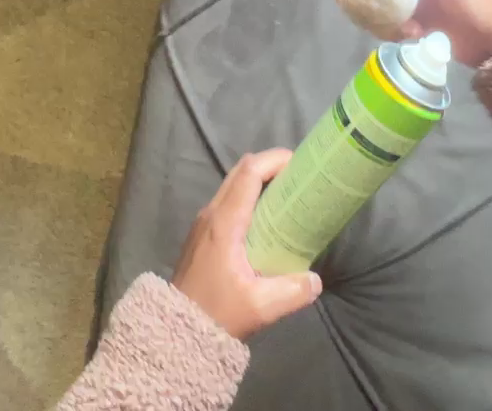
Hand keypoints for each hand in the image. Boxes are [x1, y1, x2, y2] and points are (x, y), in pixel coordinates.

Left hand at [171, 149, 322, 339]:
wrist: (175, 330)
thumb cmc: (217, 314)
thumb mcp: (259, 307)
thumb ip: (292, 292)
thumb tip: (316, 280)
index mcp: (225, 222)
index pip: (249, 173)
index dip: (273, 160)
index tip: (298, 162)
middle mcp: (211, 213)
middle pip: (239, 171)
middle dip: (269, 165)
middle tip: (297, 176)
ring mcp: (203, 221)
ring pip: (231, 184)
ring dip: (257, 179)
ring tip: (286, 193)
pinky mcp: (202, 232)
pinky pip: (227, 199)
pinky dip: (248, 194)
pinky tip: (266, 216)